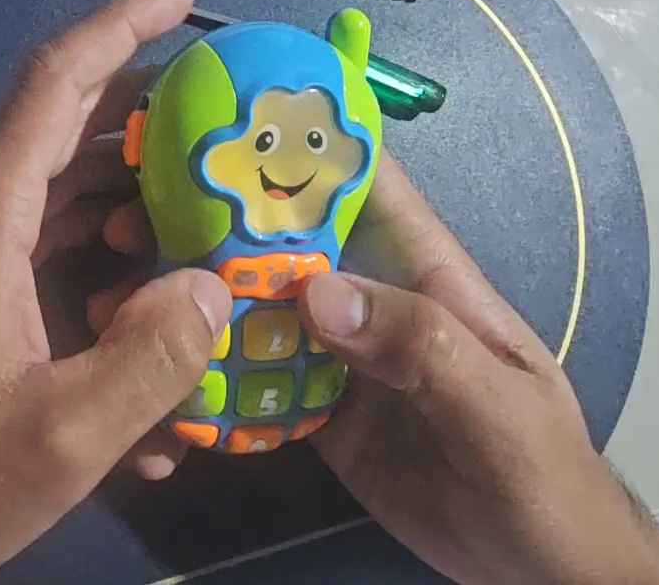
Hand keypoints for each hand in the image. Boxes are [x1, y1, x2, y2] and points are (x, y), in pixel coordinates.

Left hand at [0, 0, 234, 584]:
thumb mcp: (61, 441)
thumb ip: (151, 359)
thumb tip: (212, 284)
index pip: (53, 81)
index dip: (120, 24)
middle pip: (59, 121)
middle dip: (142, 111)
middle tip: (222, 118)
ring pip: (52, 178)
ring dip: (124, 186)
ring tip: (200, 209)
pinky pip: (33, 231)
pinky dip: (91, 243)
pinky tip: (143, 294)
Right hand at [101, 155, 658, 584]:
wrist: (536, 573)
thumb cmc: (540, 474)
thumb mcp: (497, 408)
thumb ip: (418, 342)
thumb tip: (315, 291)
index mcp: (413, 262)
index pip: (355, 174)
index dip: (293, 135)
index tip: (213, 120)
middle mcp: (360, 286)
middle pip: (277, 229)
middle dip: (206, 214)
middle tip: (127, 221)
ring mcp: (328, 339)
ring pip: (249, 292)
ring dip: (190, 287)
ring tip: (118, 294)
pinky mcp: (305, 389)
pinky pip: (245, 360)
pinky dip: (202, 356)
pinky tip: (152, 362)